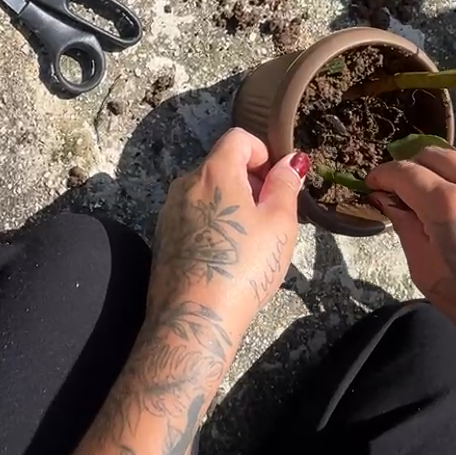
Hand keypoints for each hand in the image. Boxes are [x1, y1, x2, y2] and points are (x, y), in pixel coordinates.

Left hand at [147, 129, 304, 334]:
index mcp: (214, 172)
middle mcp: (186, 183)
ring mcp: (170, 209)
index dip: (263, 152)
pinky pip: (192, 214)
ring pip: (207, 190)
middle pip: (221, 163)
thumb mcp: (279, 224)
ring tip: (249, 239)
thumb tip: (292, 161)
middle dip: (249, 180)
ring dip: (231, 202)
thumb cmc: (242, 267)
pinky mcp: (163, 234)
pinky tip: (226, 254)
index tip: (276, 180)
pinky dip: (212, 222)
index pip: (238, 138)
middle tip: (270, 214)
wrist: (194, 316)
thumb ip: (286, 185)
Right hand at [366, 145, 455, 364]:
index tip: (377, 183)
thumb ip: (405, 227)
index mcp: (451, 207)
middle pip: (437, 153)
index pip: (404, 172)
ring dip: (455, 170)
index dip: (383, 175)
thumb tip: (387, 197)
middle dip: (416, 167)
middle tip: (411, 188)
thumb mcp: (429, 274)